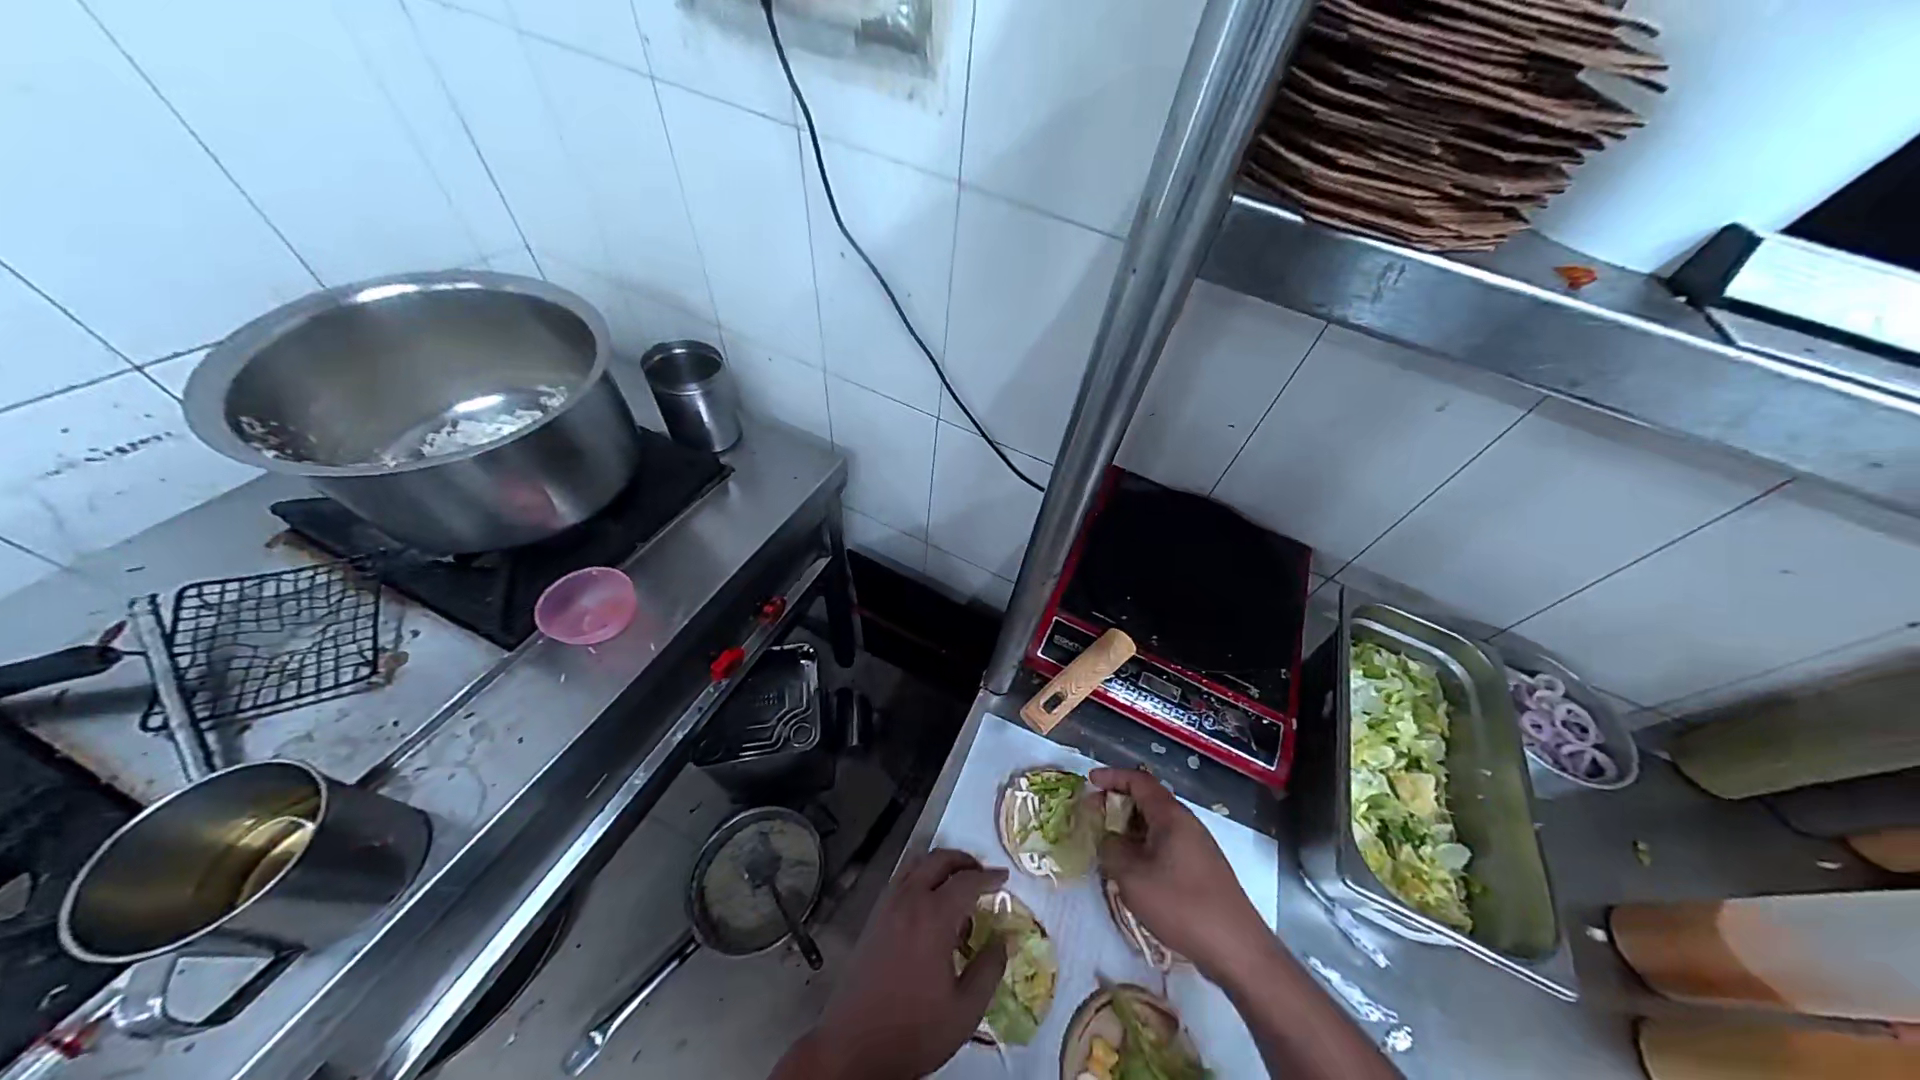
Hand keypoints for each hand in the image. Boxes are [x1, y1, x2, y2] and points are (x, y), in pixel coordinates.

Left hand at [775, 849, 1007, 1079]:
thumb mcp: (964, 1011)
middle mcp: (908, 901)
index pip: (967, 881)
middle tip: (983, 875)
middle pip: (938, 860)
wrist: (853, 1048)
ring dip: (940, 865)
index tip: (1004, 878)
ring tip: (958, 887)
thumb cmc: (913, 1031)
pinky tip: (930, 906)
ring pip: (916, 864)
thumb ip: (989, 969)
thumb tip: (1003, 940)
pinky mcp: (872, 918)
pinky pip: (900, 880)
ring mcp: (886, 907)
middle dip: (965, 861)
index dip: (989, 877)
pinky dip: (920, 877)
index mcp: (933, 918)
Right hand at [1092, 767, 1274, 983]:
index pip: (1139, 781)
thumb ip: (1111, 849)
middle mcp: (1187, 824)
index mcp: (1171, 816)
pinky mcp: (1202, 869)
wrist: (1235, 948)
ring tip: (1109, 845)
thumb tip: (1108, 839)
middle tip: (1094, 816)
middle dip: (1119, 803)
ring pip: (1158, 825)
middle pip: (1149, 800)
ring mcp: (1198, 847)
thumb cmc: (1181, 904)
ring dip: (1131, 828)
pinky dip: (1145, 846)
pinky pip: (1167, 845)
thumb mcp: (1132, 876)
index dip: (1112, 776)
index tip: (1090, 780)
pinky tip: (1135, 870)